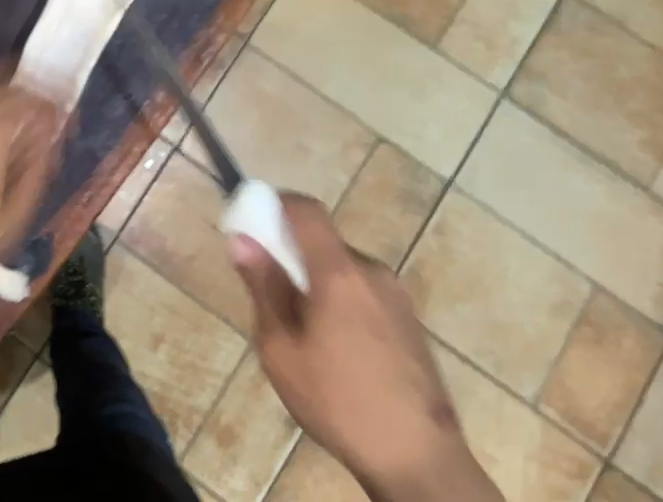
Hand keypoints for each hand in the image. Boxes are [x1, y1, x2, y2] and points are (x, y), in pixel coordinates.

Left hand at [0, 73, 64, 289]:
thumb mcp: (6, 214)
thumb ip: (37, 172)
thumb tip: (48, 145)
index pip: (40, 101)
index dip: (59, 114)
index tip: (68, 129)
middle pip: (14, 83)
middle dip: (33, 102)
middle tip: (45, 127)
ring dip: (6, 101)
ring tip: (16, 133)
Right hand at [230, 193, 499, 501]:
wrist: (420, 459)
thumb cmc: (338, 401)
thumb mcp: (281, 348)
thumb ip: (263, 288)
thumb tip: (242, 240)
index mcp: (339, 272)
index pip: (306, 210)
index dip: (275, 202)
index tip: (250, 217)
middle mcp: (373, 272)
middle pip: (323, 243)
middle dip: (291, 255)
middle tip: (268, 294)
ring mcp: (397, 298)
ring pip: (343, 271)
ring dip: (317, 284)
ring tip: (301, 334)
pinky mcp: (410, 323)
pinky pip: (364, 294)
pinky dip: (340, 303)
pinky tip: (335, 352)